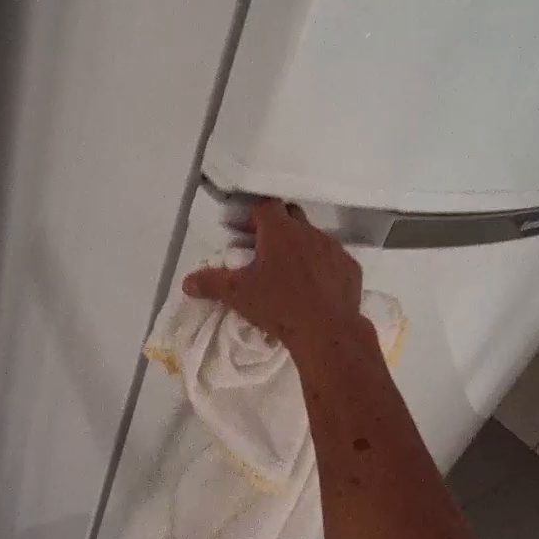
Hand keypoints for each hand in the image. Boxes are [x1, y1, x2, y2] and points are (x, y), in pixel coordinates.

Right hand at [183, 199, 372, 359]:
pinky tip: (314, 287)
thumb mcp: (238, 295)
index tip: (242, 232)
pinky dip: (322, 267)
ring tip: (288, 272)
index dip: (252, 216)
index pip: (265, 207)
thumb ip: (211, 283)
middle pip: (291, 216)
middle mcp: (309, 232)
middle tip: (262, 249)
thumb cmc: (278, 306)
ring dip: (300, 247)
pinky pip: (333, 259)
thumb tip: (187, 282)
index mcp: (280, 231)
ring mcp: (333, 249)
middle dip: (276, 227)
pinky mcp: (351, 268)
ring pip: (314, 238)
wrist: (327, 331)